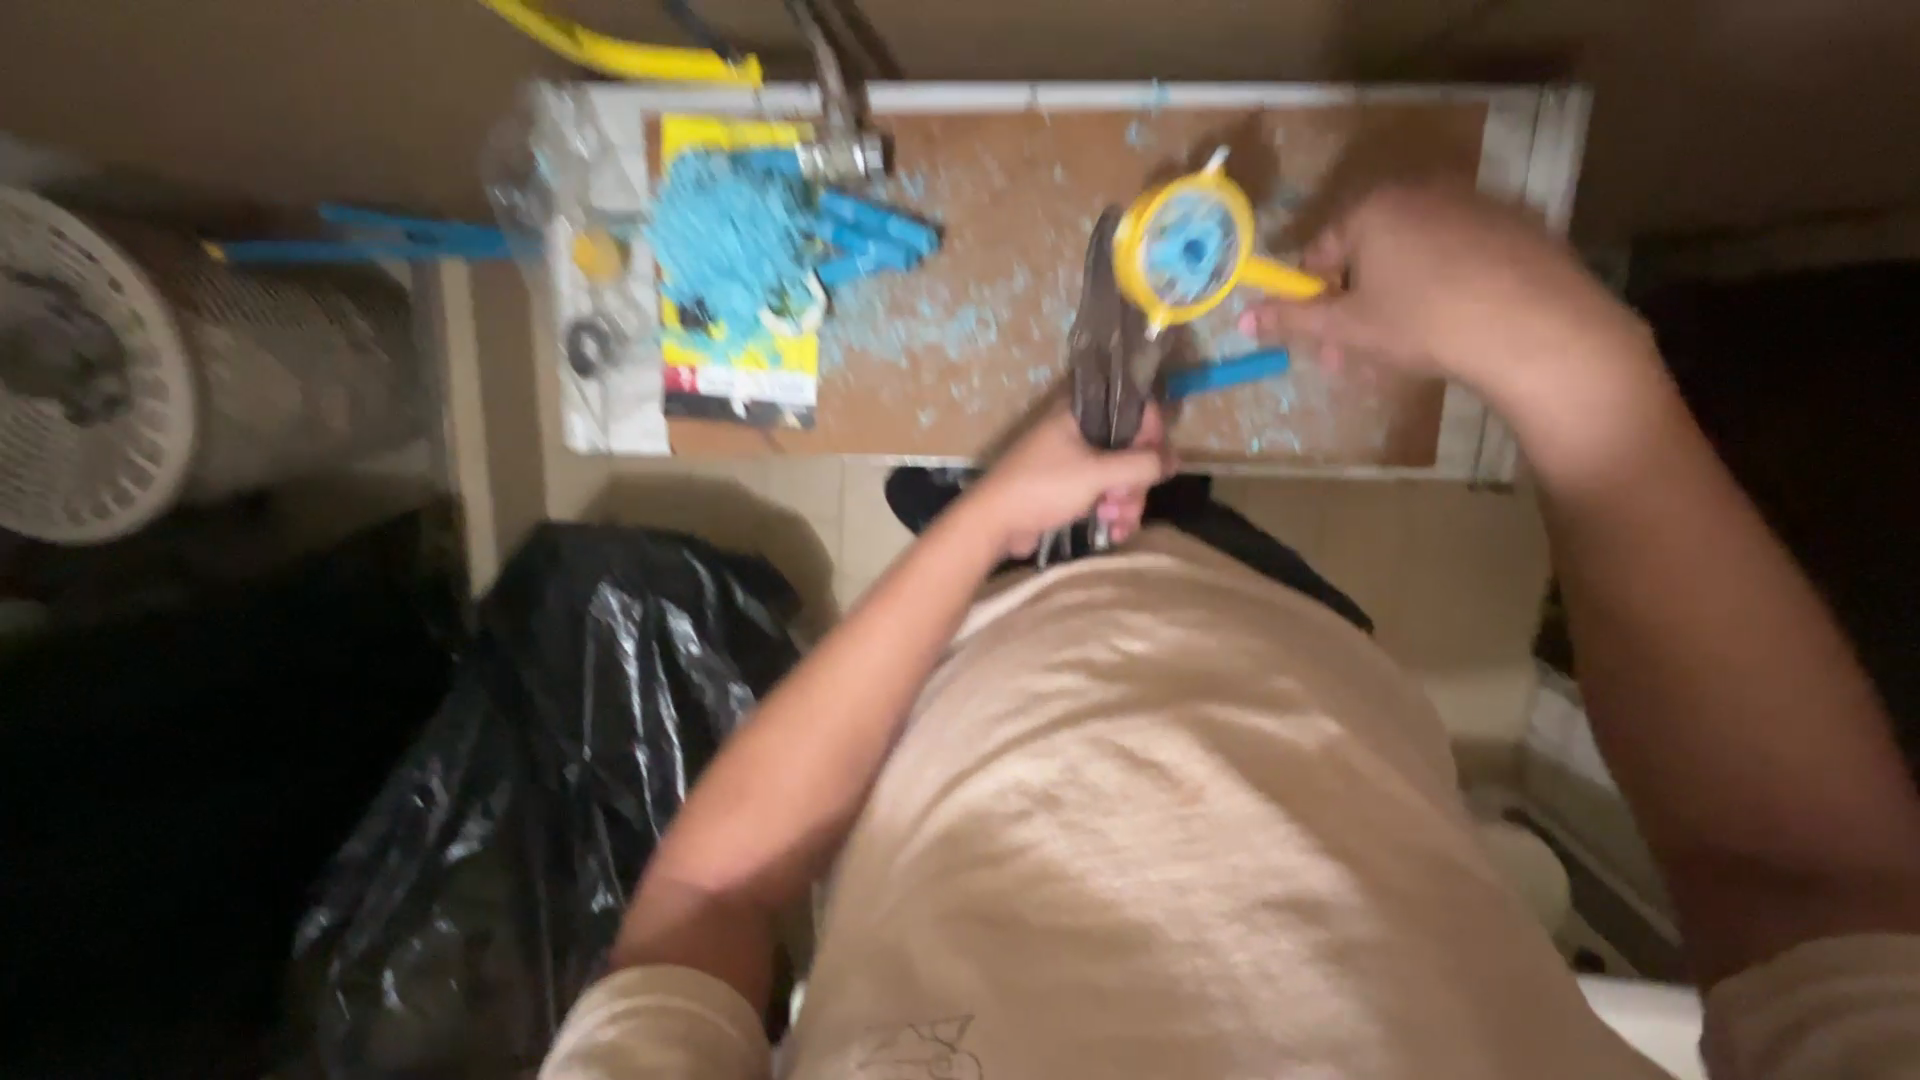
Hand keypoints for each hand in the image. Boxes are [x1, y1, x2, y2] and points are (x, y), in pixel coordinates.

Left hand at [960, 403, 1175, 558]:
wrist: (994, 522)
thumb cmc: (1042, 487)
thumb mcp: (1097, 474)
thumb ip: (1140, 465)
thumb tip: (1173, 460)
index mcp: (1081, 413)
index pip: (1135, 410)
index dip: (1152, 436)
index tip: (1155, 464)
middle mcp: (1079, 431)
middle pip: (1130, 449)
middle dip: (1135, 483)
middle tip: (1126, 505)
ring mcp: (1073, 461)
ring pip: (1118, 476)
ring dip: (1125, 503)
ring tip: (1117, 525)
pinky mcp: (1067, 488)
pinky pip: (1102, 494)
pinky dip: (1111, 511)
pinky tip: (1113, 532)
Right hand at [1242, 183, 1657, 405]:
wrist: (1536, 328)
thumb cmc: (1422, 323)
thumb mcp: (1345, 328)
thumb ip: (1290, 320)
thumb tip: (1240, 319)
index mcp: (1372, 209)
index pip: (1319, 254)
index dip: (1312, 302)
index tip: (1321, 341)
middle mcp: (1420, 192)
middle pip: (1366, 256)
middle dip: (1352, 308)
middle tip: (1355, 358)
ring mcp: (1473, 205)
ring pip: (1410, 259)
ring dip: (1392, 303)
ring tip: (1403, 352)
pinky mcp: (1514, 226)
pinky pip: (1456, 258)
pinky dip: (1441, 289)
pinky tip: (1451, 329)